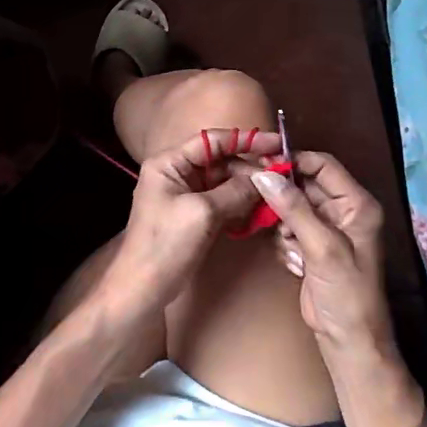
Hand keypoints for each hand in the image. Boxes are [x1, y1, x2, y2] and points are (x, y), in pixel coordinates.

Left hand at [107, 127, 281, 314]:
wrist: (143, 287)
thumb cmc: (165, 244)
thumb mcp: (202, 212)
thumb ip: (235, 191)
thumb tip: (265, 179)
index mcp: (169, 163)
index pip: (212, 140)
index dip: (246, 139)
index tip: (278, 144)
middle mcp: (177, 174)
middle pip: (221, 161)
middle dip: (251, 168)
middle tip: (283, 177)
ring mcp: (186, 196)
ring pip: (225, 182)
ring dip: (249, 189)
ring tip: (275, 196)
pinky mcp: (195, 216)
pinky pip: (223, 202)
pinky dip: (241, 205)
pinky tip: (260, 213)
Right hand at [251, 152, 391, 350]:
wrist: (348, 338)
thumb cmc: (347, 292)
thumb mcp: (321, 246)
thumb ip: (293, 208)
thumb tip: (263, 175)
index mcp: (357, 204)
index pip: (323, 166)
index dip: (294, 161)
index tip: (261, 165)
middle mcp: (343, 212)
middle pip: (304, 186)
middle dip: (283, 196)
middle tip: (256, 199)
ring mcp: (327, 230)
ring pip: (291, 208)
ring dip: (283, 224)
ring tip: (290, 247)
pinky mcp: (312, 247)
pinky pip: (288, 229)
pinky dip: (285, 242)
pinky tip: (294, 263)